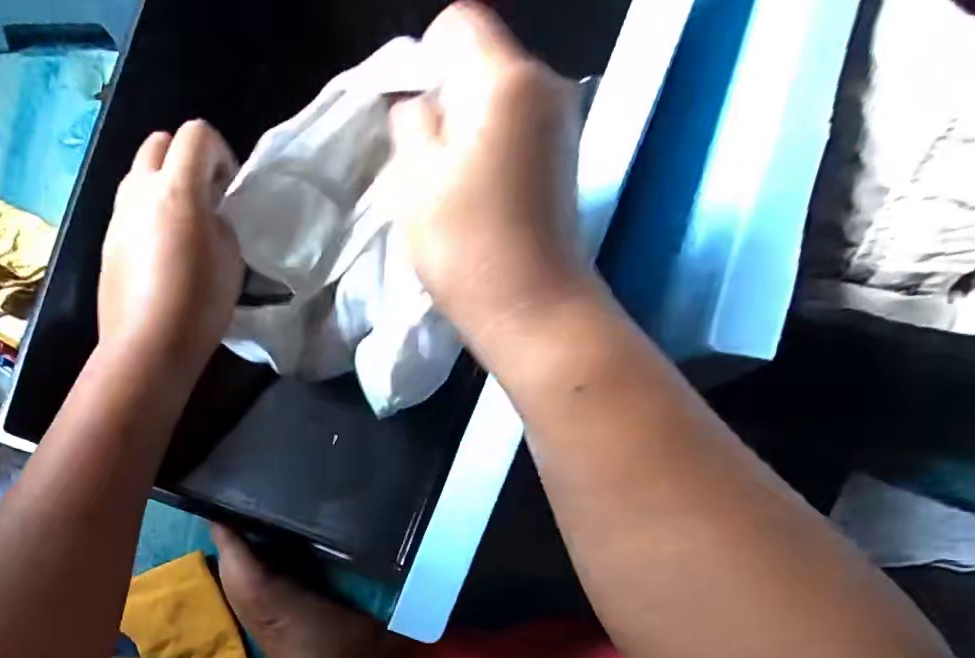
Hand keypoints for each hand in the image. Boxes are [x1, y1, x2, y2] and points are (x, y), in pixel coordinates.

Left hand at [98, 120, 243, 373]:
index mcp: (177, 188)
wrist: (146, 347)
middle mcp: (140, 190)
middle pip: (160, 142)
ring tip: (183, 227)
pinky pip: (130, 210)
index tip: (230, 189)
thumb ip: (221, 222)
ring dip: (164, 185)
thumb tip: (208, 216)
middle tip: (206, 198)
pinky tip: (163, 255)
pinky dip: (149, 214)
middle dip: (186, 159)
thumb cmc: (198, 305)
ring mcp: (118, 215)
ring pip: (139, 175)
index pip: (196, 134)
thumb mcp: (231, 259)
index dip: (221, 153)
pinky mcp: (107, 241)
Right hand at [388, 3, 593, 355]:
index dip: (425, 60)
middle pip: (480, 64)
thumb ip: (411, 127)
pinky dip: (488, 154)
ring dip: (464, 134)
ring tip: (450, 192)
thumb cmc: (467, 247)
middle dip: (446, 102)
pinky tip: (477, 201)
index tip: (413, 121)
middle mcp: (546, 86)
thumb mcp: (415, 182)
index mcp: (507, 79)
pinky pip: (514, 133)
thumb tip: (420, 107)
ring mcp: (562, 125)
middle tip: (425, 166)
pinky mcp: (563, 162)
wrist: (533, 311)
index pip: (459, 25)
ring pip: (495, 103)